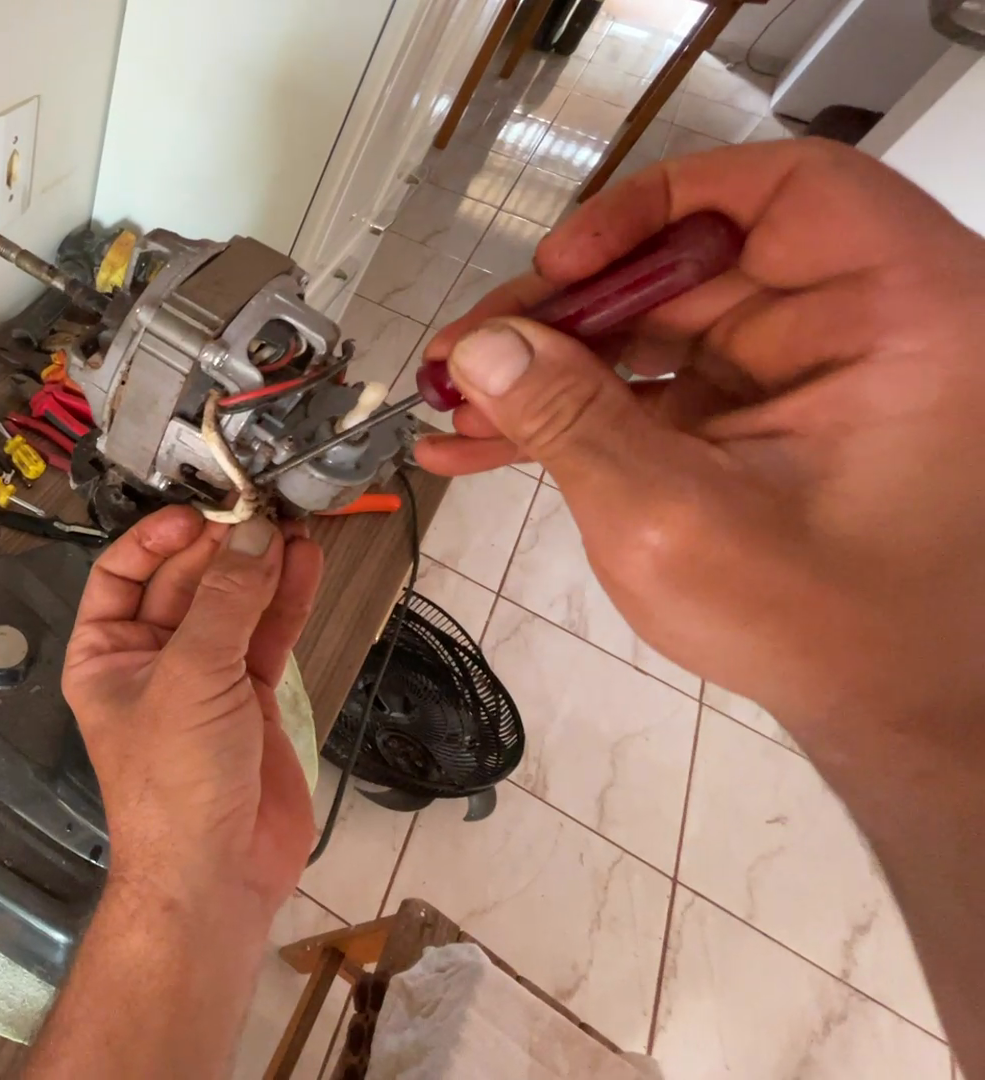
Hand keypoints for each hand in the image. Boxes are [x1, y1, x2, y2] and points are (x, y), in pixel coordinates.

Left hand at [62, 508, 322, 916]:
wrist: (218, 873)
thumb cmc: (175, 774)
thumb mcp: (190, 678)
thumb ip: (226, 603)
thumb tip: (254, 534)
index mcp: (104, 652)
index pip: (119, 575)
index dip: (155, 540)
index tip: (197, 513)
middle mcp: (148, 657)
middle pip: (183, 584)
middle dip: (220, 549)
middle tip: (261, 513)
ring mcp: (201, 675)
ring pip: (230, 606)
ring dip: (259, 568)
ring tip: (293, 527)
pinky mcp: (247, 695)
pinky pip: (263, 636)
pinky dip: (285, 601)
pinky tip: (305, 563)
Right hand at [410, 139, 984, 736]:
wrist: (883, 709)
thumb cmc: (812, 619)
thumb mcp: (667, 515)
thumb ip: (569, 420)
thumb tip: (479, 348)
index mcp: (892, 317)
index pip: (781, 193)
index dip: (653, 210)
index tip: (556, 269)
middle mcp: (841, 330)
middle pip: (674, 274)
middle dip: (550, 319)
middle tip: (455, 359)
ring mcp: (779, 381)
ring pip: (634, 338)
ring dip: (533, 375)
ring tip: (446, 410)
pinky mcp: (732, 425)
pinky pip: (632, 396)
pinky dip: (554, 419)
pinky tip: (470, 449)